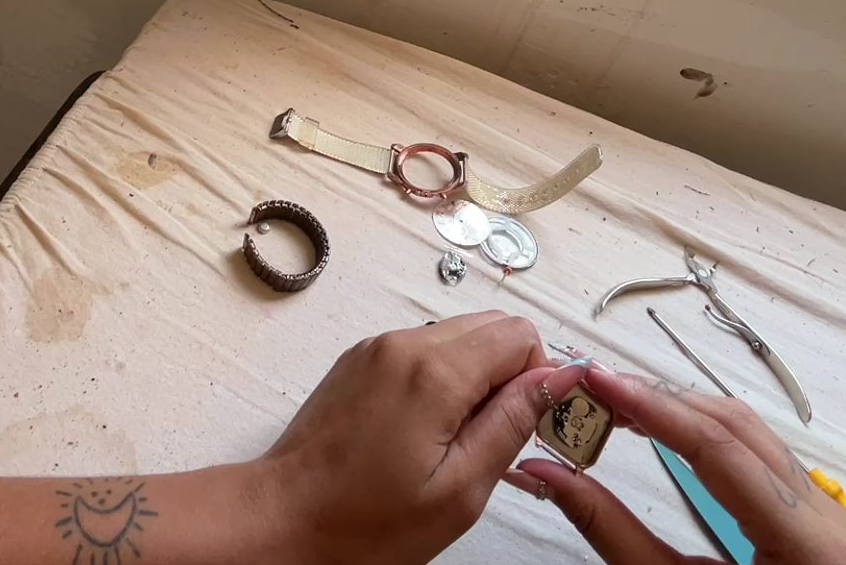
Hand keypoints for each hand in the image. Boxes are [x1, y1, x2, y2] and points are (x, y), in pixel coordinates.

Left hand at [256, 311, 593, 564]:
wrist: (286, 514)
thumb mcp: (460, 488)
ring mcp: (377, 346)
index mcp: (433, 371)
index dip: (538, 376)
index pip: (518, 334)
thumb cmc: (366, 520)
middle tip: (499, 433)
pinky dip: (440, 375)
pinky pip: (421, 347)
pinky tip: (426, 427)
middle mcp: (403, 343)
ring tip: (459, 437)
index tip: (531, 421)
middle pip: (489, 325)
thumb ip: (512, 422)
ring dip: (475, 375)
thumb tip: (558, 379)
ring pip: (456, 334)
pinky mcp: (361, 356)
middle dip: (510, 372)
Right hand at [512, 365, 845, 563]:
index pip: (719, 447)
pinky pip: (754, 449)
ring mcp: (831, 515)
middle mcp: (832, 521)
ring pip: (745, 429)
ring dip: (675, 408)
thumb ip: (610, 529)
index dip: (651, 406)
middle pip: (732, 425)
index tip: (595, 379)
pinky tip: (658, 425)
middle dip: (656, 399)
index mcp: (809, 549)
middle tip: (592, 386)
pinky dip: (698, 428)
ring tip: (614, 400)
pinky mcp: (817, 514)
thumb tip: (541, 470)